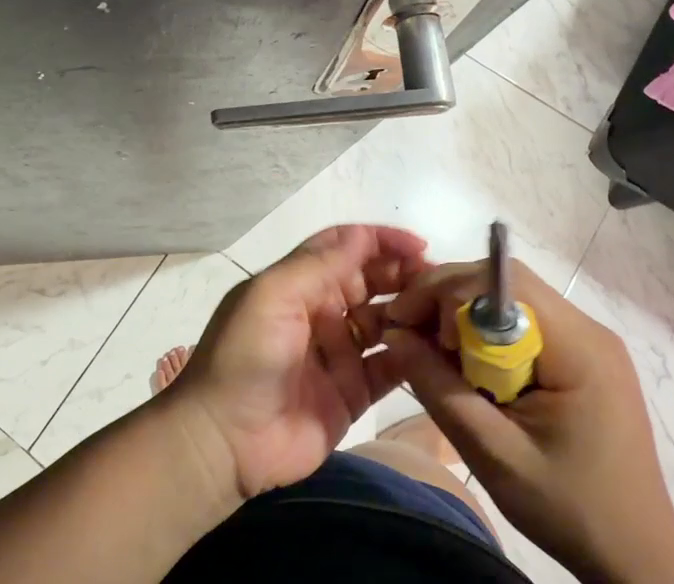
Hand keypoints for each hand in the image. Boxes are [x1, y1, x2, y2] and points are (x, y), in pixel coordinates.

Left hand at [163, 225, 427, 499]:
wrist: (226, 438)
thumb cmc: (245, 356)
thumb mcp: (272, 297)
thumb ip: (318, 266)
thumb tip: (361, 235)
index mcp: (296, 283)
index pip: (344, 248)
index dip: (380, 241)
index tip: (420, 246)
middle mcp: (320, 312)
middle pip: (370, 282)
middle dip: (404, 276)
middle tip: (441, 284)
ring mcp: (338, 353)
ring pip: (385, 323)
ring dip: (412, 314)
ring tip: (447, 315)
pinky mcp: (353, 393)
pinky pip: (390, 368)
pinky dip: (413, 356)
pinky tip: (438, 351)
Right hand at [378, 259, 673, 583]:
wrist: (634, 550)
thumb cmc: (567, 505)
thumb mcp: (492, 452)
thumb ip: (439, 388)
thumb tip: (393, 334)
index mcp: (579, 349)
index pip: (501, 284)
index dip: (444, 293)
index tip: (404, 325)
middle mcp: (589, 330)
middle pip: (503, 282)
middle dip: (445, 297)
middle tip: (408, 332)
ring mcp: (589, 341)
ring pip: (508, 296)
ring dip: (461, 312)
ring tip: (432, 349)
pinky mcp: (581, 356)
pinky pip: (521, 320)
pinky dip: (482, 330)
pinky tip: (466, 363)